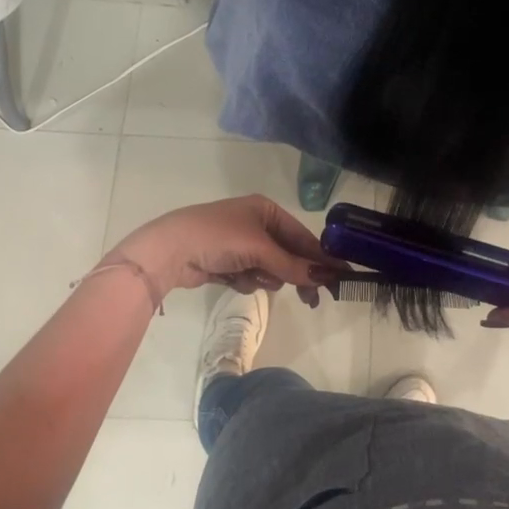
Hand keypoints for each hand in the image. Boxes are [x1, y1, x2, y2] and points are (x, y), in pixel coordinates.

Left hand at [109, 196, 342, 307]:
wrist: (168, 250)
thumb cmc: (217, 237)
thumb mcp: (259, 249)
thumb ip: (291, 264)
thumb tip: (323, 277)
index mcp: (266, 209)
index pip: (302, 235)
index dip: (320, 257)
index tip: (339, 277)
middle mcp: (255, 223)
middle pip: (287, 254)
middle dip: (294, 274)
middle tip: (311, 299)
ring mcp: (239, 243)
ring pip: (268, 268)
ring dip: (264, 277)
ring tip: (251, 279)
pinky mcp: (225, 262)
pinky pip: (249, 276)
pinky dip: (245, 281)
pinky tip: (233, 280)